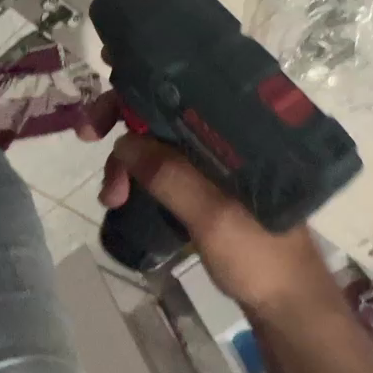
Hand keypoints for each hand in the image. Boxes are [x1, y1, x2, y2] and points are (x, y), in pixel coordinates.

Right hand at [79, 93, 331, 312]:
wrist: (287, 305)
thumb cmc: (263, 257)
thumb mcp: (213, 216)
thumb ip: (170, 176)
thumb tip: (123, 141)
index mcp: (241, 129)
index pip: (189, 82)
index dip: (146, 72)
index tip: (108, 66)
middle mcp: (226, 134)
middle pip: (164, 106)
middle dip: (121, 118)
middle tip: (86, 133)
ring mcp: (214, 159)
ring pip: (156, 138)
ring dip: (124, 159)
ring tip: (109, 197)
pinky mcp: (205, 182)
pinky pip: (161, 165)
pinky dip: (135, 176)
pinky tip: (118, 198)